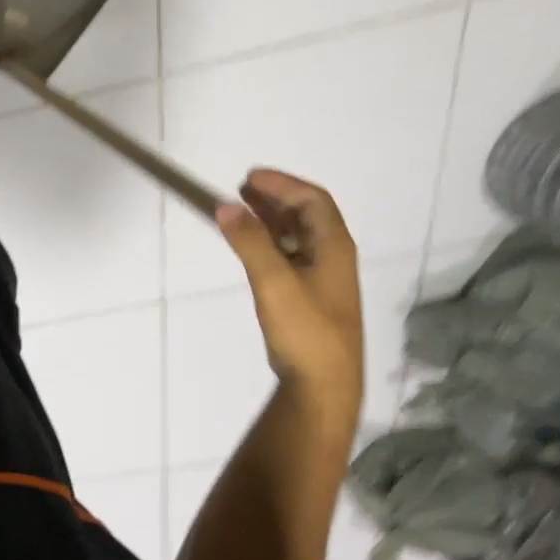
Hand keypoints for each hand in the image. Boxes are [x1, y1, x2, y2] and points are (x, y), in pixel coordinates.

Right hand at [216, 169, 363, 402]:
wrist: (324, 381)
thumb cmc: (305, 328)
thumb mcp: (273, 281)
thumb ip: (249, 242)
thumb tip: (225, 205)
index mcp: (334, 246)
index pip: (313, 201)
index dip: (282, 184)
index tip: (247, 178)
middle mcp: (333, 256)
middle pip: (308, 215)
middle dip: (276, 198)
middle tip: (242, 189)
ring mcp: (323, 277)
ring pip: (300, 236)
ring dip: (273, 219)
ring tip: (242, 212)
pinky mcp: (309, 296)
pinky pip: (292, 255)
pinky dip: (271, 242)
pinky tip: (254, 249)